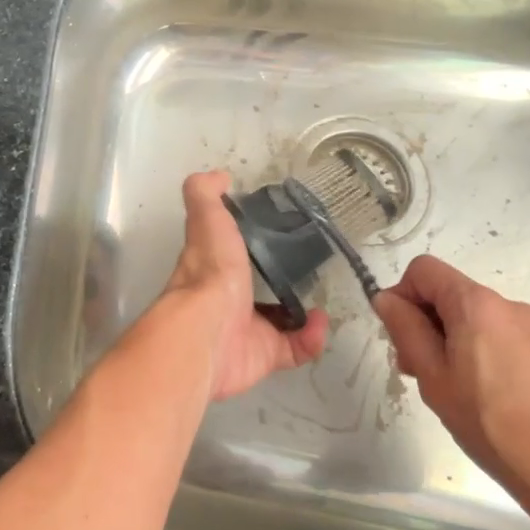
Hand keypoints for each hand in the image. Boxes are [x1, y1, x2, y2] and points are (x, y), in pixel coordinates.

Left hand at [164, 171, 327, 400]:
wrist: (207, 330)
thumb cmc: (210, 269)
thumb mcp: (206, 217)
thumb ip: (205, 193)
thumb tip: (219, 176)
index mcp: (215, 261)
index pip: (233, 246)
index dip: (251, 238)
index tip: (281, 229)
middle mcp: (228, 293)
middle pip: (258, 284)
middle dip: (283, 278)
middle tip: (314, 267)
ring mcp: (246, 326)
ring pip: (281, 319)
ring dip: (304, 310)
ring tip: (323, 297)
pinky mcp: (264, 354)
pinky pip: (295, 348)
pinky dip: (312, 337)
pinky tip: (321, 323)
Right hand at [374, 255, 529, 505]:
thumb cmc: (496, 424)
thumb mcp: (435, 378)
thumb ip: (406, 331)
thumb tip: (387, 299)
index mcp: (476, 303)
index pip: (423, 270)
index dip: (401, 295)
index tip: (398, 338)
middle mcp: (507, 305)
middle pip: (449, 294)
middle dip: (424, 324)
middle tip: (418, 373)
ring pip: (473, 321)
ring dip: (450, 344)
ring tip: (452, 393)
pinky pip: (498, 340)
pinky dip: (478, 356)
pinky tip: (483, 401)